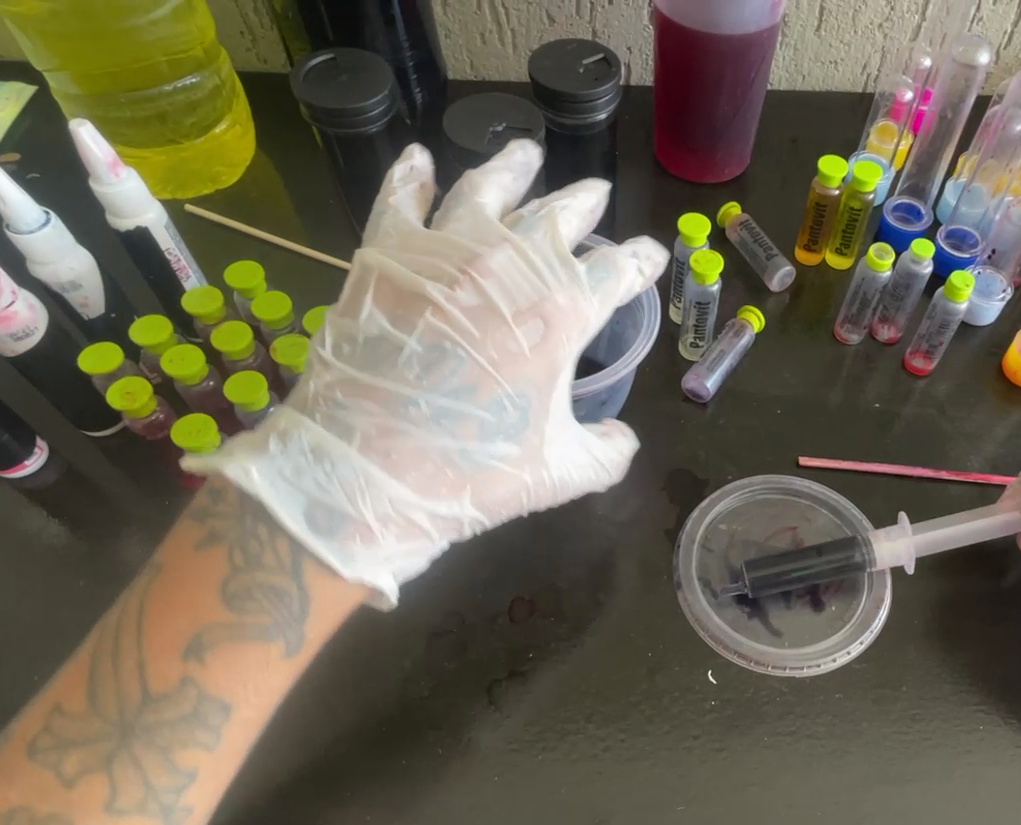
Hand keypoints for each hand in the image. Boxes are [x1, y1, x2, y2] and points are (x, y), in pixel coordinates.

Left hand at [197, 141, 665, 604]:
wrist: (370, 474)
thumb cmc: (475, 475)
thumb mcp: (561, 475)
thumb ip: (607, 452)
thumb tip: (622, 437)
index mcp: (561, 314)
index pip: (616, 273)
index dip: (639, 262)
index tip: (650, 256)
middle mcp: (507, 266)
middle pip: (556, 218)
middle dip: (583, 205)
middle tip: (596, 195)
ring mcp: (442, 253)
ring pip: (485, 191)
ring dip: (512, 169)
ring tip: (527, 152)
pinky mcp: (383, 257)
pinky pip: (400, 201)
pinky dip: (411, 176)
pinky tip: (420, 161)